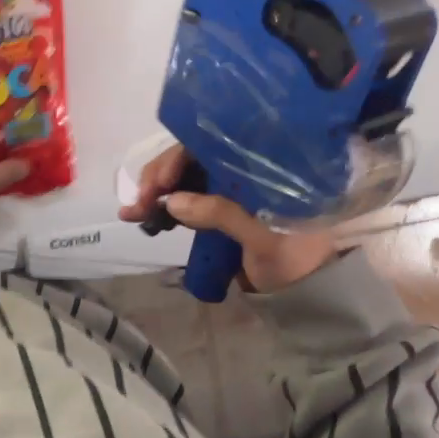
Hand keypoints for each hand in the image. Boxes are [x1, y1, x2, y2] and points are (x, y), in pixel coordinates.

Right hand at [118, 144, 335, 292]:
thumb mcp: (267, 235)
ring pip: (181, 181)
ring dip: (153, 193)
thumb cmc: (299, 259)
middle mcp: (243, 172)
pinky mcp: (215, 211)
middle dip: (159, 179)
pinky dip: (159, 207)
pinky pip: (181, 201)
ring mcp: (226, 191)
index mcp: (264, 167)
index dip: (180, 158)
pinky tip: (139, 216)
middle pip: (190, 161)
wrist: (308, 292)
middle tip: (137, 203)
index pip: (213, 146)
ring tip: (130, 212)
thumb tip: (172, 201)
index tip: (159, 182)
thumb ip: (223, 214)